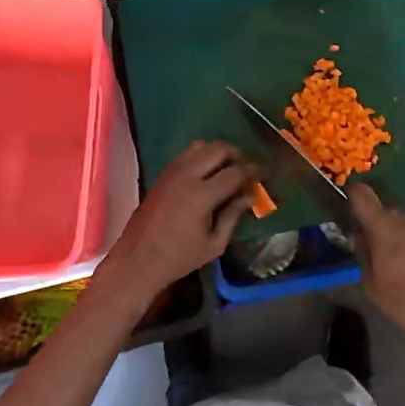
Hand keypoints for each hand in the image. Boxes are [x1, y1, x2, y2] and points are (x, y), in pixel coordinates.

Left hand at [96, 140, 255, 306]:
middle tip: (248, 169)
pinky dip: (202, 156)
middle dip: (238, 154)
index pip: (236, 172)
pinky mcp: (162, 175)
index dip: (255, 170)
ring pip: (201, 146)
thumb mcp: (214, 244)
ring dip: (219, 152)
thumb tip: (249, 196)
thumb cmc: (179, 258)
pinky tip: (208, 173)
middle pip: (219, 148)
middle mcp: (186, 175)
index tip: (266, 173)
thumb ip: (233, 216)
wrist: (138, 260)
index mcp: (201, 195)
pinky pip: (186, 154)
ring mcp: (171, 172)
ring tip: (229, 168)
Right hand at [348, 183, 404, 362]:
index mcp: (386, 229)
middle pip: (384, 212)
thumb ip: (363, 258)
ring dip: (394, 238)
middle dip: (373, 226)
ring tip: (392, 266)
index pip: (362, 195)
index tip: (344, 208)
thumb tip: (359, 237)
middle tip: (367, 249)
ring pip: (403, 225)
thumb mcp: (375, 289)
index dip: (350, 196)